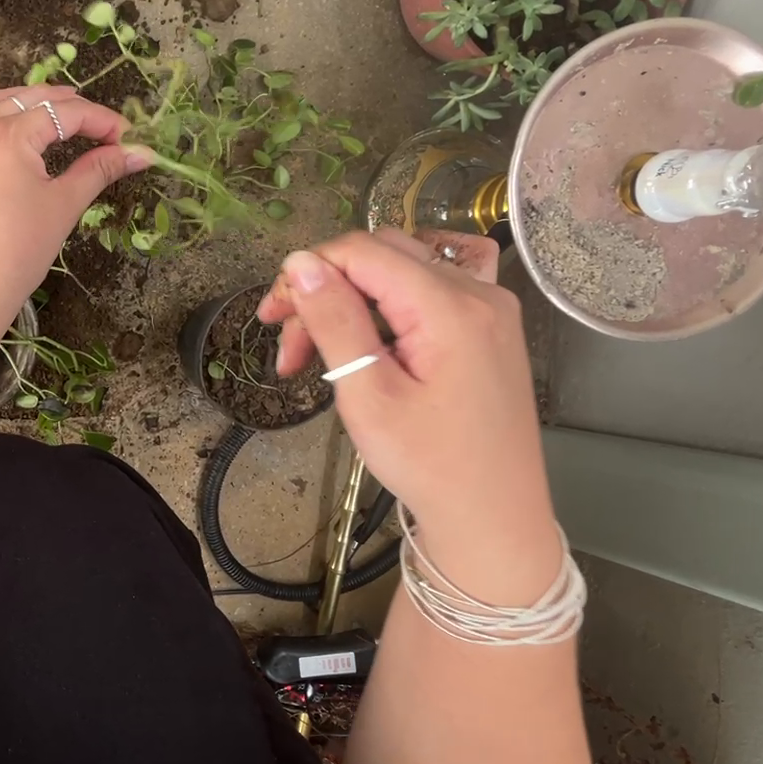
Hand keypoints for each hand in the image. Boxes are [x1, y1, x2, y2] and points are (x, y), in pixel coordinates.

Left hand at [0, 86, 153, 342]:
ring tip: (66, 122)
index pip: (64, 112)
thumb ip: (99, 170)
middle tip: (103, 130)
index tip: (127, 138)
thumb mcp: (62, 206)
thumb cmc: (17, 253)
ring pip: (1, 104)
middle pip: (32, 99)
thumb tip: (140, 153)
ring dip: (35, 106)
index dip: (101, 120)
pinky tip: (25, 138)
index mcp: (6, 136)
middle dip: (72, 108)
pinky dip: (7, 120)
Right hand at [256, 230, 552, 530]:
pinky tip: (371, 316)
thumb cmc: (426, 462)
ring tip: (315, 351)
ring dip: (348, 297)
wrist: (491, 513)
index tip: (271, 318)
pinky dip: (387, 295)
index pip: (362, 251)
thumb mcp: (368, 394)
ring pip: (399, 269)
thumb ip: (335, 321)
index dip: (307, 272)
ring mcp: (487, 307)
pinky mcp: (485, 326)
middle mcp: (477, 292)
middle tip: (287, 341)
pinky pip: (429, 283)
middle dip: (322, 285)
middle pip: (379, 254)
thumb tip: (300, 262)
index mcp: (450, 307)